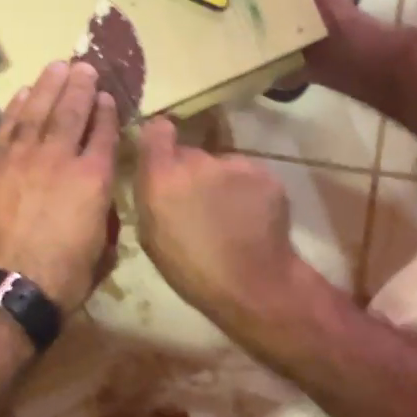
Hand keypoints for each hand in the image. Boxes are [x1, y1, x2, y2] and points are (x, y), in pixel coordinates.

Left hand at [0, 60, 119, 312]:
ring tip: (57, 66)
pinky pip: (7, 128)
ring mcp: (22, 159)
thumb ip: (104, 219)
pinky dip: (17, 108)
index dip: (107, 112)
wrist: (7, 289)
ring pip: (37, 112)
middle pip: (71, 113)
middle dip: (80, 87)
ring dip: (49, 86)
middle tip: (85, 67)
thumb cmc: (63, 279)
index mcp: (94, 180)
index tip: (107, 96)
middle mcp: (60, 159)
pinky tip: (24, 93)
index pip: (104, 134)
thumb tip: (97, 204)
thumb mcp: (101, 252)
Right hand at [133, 116, 310, 324]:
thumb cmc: (192, 271)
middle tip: (199, 203)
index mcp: (162, 178)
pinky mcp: (265, 174)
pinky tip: (251, 218)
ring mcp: (235, 165)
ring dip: (222, 182)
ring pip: (223, 165)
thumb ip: (152, 196)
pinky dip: (249, 191)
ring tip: (229, 216)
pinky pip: (250, 176)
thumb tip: (154, 176)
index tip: (163, 153)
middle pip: (192, 154)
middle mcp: (197, 161)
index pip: (157, 131)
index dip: (161, 140)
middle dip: (192, 172)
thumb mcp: (152, 237)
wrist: (252, 285)